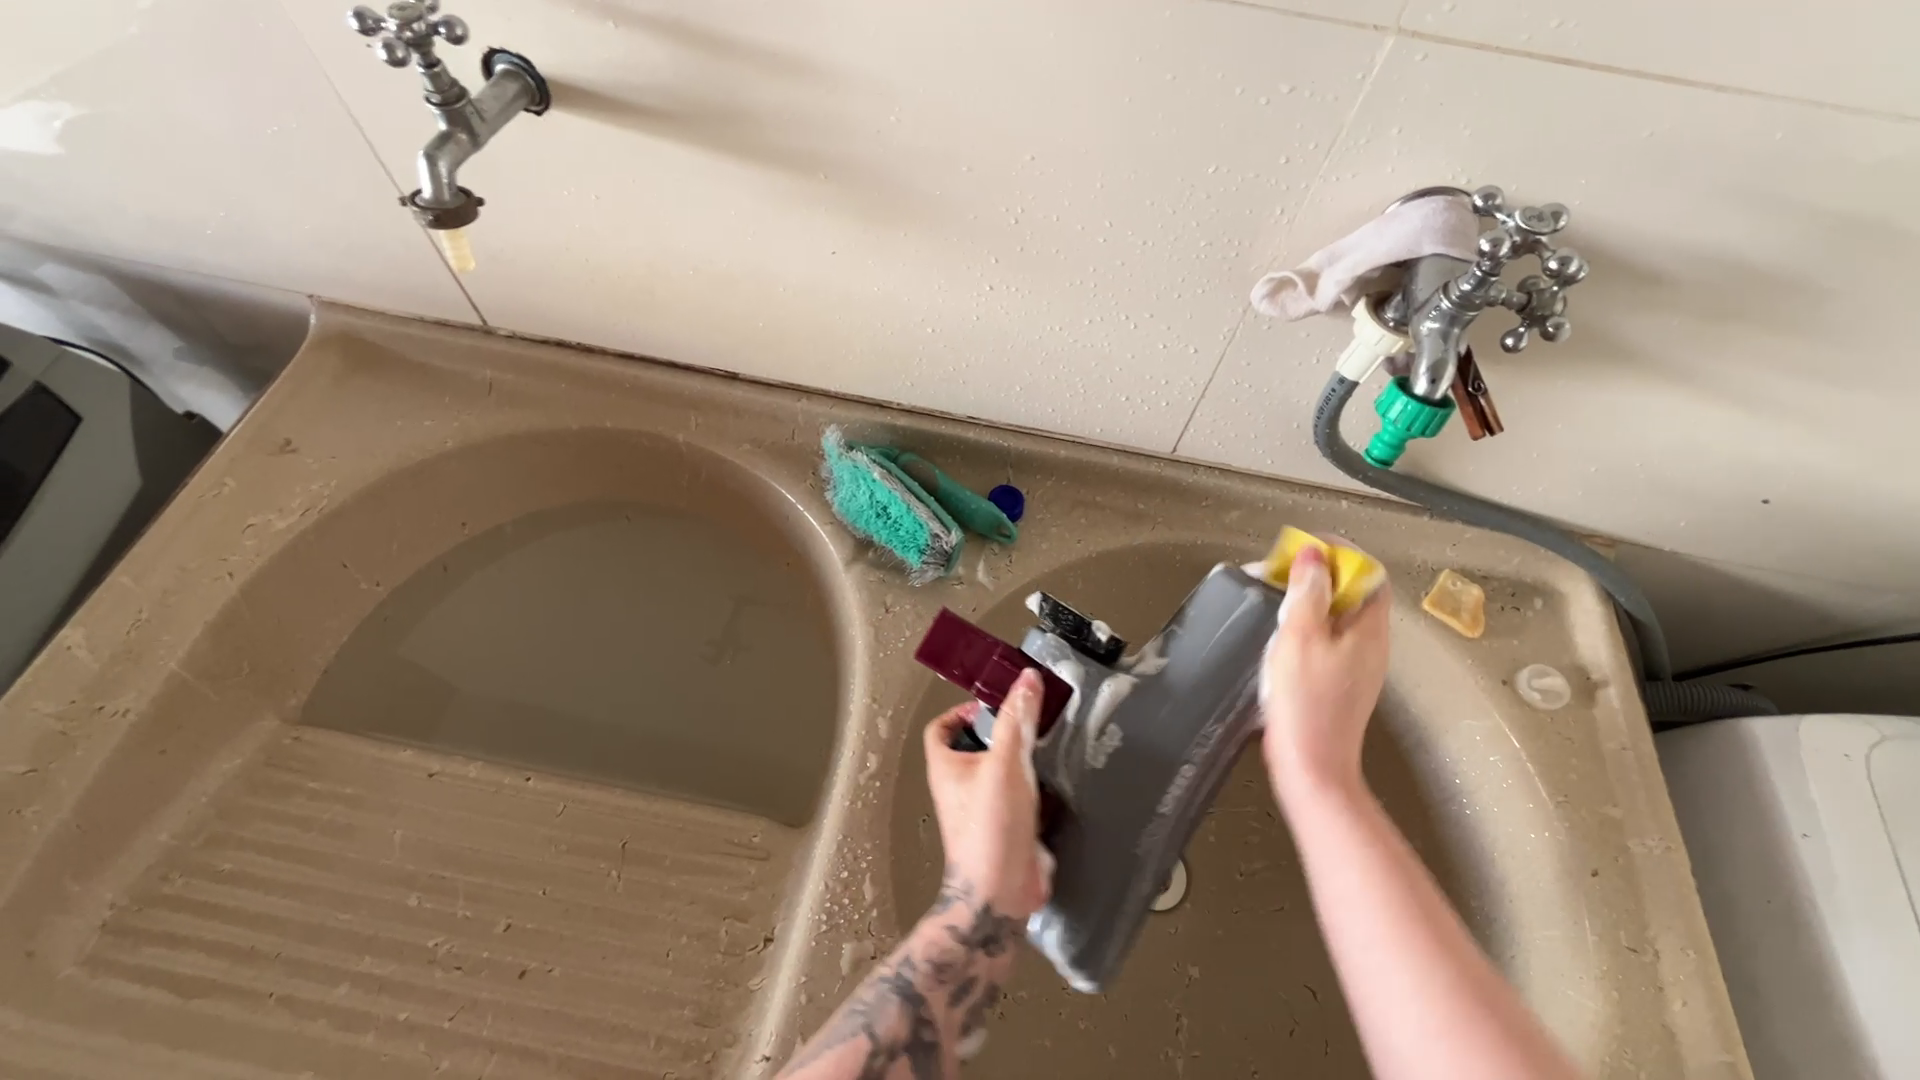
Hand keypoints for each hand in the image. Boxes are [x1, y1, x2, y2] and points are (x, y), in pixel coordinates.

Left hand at [921, 669, 1054, 921]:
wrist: (1002, 894)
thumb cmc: (989, 830)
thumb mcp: (1005, 762)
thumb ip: (1017, 719)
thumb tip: (1026, 679)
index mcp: (946, 767)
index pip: (941, 727)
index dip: (961, 710)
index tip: (992, 703)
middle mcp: (961, 787)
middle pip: (976, 747)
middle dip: (1001, 732)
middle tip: (1027, 719)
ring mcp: (984, 809)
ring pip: (1001, 772)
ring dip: (1022, 760)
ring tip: (1045, 744)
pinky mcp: (1008, 827)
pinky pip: (1021, 798)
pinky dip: (1038, 787)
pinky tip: (1057, 781)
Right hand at [1260, 544, 1391, 798]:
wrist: (1311, 765)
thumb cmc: (1305, 701)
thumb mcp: (1300, 637)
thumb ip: (1308, 593)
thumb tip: (1313, 557)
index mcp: (1370, 629)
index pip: (1369, 573)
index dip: (1339, 553)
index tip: (1304, 548)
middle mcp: (1372, 645)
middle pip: (1355, 594)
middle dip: (1321, 574)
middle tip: (1284, 571)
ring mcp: (1358, 667)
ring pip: (1341, 618)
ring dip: (1312, 601)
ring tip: (1277, 599)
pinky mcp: (1340, 685)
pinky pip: (1330, 640)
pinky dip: (1308, 626)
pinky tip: (1281, 637)